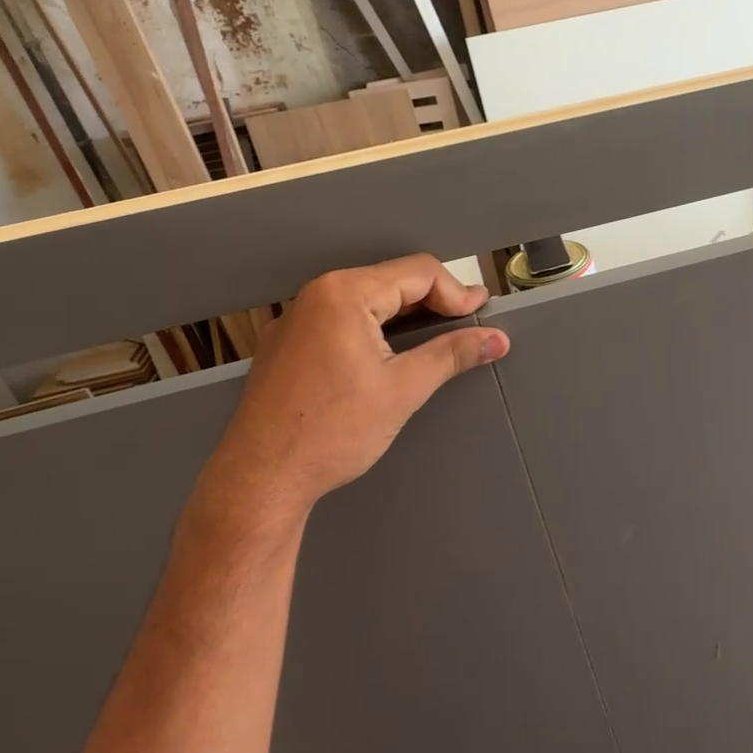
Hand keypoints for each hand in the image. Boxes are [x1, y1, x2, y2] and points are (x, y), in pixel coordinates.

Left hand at [196, 255, 509, 520]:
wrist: (261, 479)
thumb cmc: (322, 435)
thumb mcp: (404, 389)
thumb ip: (452, 355)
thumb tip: (491, 340)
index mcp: (342, 295)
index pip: (418, 272)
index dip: (457, 292)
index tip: (480, 313)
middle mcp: (314, 298)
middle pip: (392, 282)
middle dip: (434, 303)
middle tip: (466, 326)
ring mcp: (296, 322)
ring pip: (367, 302)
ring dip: (404, 318)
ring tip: (434, 342)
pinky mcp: (289, 347)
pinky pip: (341, 321)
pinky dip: (373, 331)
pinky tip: (389, 359)